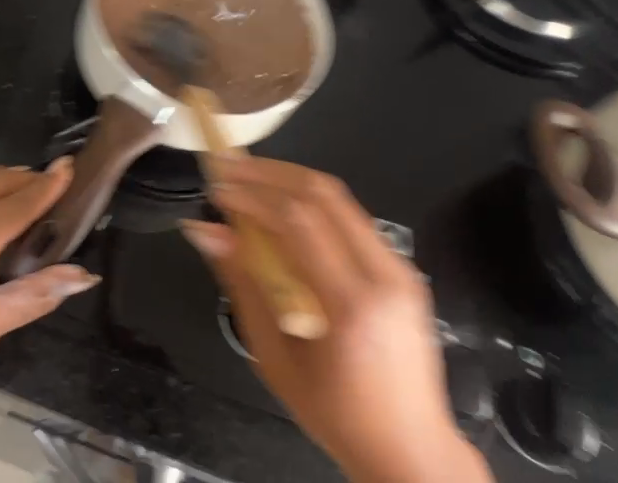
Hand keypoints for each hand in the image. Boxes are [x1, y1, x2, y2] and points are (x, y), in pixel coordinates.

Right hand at [181, 158, 489, 482]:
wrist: (412, 450)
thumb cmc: (335, 414)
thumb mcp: (274, 356)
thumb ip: (242, 284)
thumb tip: (206, 231)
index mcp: (350, 304)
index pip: (297, 222)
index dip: (251, 195)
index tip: (215, 188)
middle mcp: (384, 277)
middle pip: (323, 196)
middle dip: (269, 174)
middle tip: (227, 168)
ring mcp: (401, 272)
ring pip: (341, 201)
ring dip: (290, 182)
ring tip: (248, 179)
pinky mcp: (404, 273)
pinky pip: (353, 221)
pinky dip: (312, 204)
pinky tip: (282, 208)